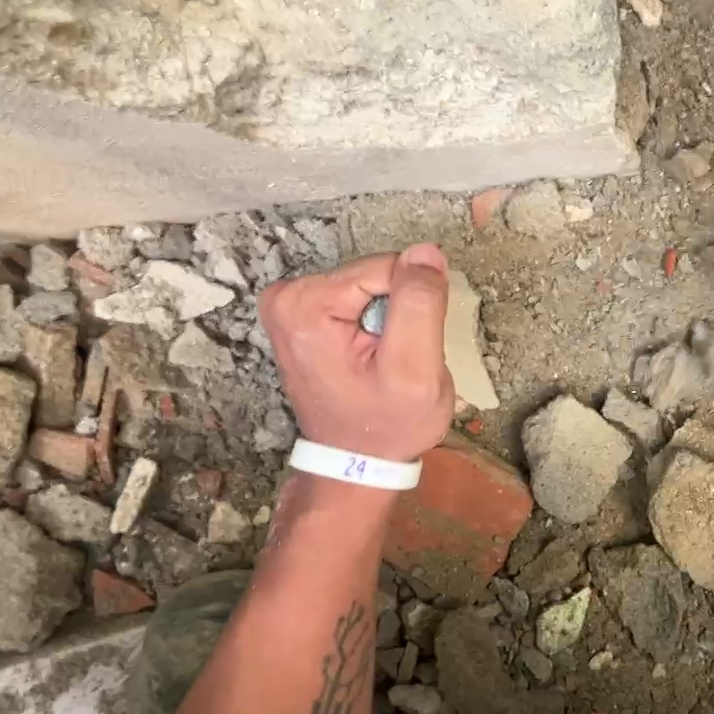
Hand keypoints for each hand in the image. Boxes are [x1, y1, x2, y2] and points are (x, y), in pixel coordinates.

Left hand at [258, 244, 454, 465]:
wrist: (358, 462)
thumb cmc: (388, 425)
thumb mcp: (417, 370)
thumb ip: (420, 306)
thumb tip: (426, 252)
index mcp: (304, 304)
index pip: (388, 269)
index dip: (413, 307)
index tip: (405, 349)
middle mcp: (287, 296)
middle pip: (377, 275)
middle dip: (399, 314)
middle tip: (396, 359)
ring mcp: (291, 304)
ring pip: (374, 286)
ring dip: (391, 322)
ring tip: (384, 362)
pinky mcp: (302, 313)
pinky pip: (362, 298)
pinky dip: (378, 326)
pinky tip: (373, 357)